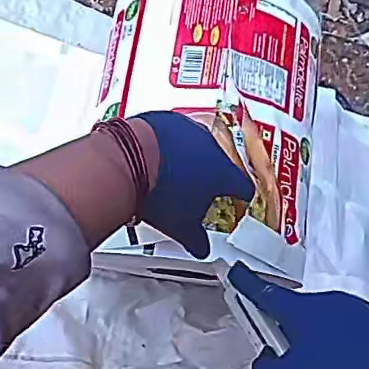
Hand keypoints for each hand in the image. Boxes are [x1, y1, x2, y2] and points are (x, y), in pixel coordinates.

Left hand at [134, 111, 254, 257]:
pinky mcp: (164, 119)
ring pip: (196, 146)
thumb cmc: (158, 192)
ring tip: (174, 176)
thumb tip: (201, 248)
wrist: (125, 161)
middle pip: (219, 163)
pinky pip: (172, 133)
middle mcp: (209, 146)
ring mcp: (187, 129)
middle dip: (210, 177)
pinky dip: (167, 145)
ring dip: (189, 159)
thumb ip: (197, 239)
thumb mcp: (181, 226)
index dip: (242, 194)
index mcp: (222, 172)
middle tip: (199, 192)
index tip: (240, 197)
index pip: (243, 185)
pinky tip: (156, 158)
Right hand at [228, 263, 368, 368]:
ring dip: (311, 342)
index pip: (264, 292)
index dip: (245, 283)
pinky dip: (335, 347)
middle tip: (284, 362)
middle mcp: (328, 301)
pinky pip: (343, 330)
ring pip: (318, 323)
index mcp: (302, 311)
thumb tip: (265, 361)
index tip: (235, 272)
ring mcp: (354, 309)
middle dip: (284, 332)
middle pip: (292, 312)